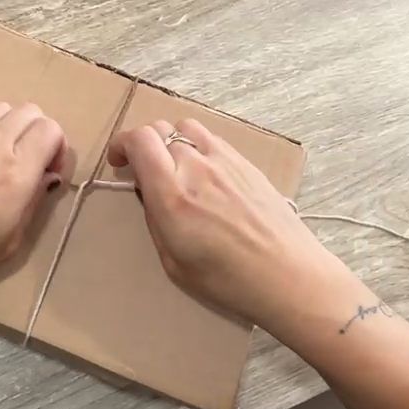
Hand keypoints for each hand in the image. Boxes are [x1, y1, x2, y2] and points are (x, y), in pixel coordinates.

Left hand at [0, 102, 69, 304]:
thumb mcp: (10, 241)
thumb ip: (33, 202)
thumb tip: (45, 177)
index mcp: (17, 174)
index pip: (51, 130)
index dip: (58, 147)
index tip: (49, 171)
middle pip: (30, 111)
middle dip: (38, 131)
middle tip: (30, 158)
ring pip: (0, 108)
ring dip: (9, 125)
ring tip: (2, 152)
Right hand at [108, 118, 358, 333]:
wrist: (289, 276)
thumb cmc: (229, 281)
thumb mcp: (174, 262)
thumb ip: (155, 219)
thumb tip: (149, 194)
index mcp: (172, 196)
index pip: (139, 140)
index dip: (121, 144)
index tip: (118, 162)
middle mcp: (196, 168)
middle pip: (159, 129)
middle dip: (143, 145)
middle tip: (142, 170)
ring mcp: (224, 160)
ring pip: (185, 127)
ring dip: (171, 140)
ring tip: (174, 166)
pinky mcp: (246, 162)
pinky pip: (212, 139)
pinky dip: (197, 146)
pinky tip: (204, 173)